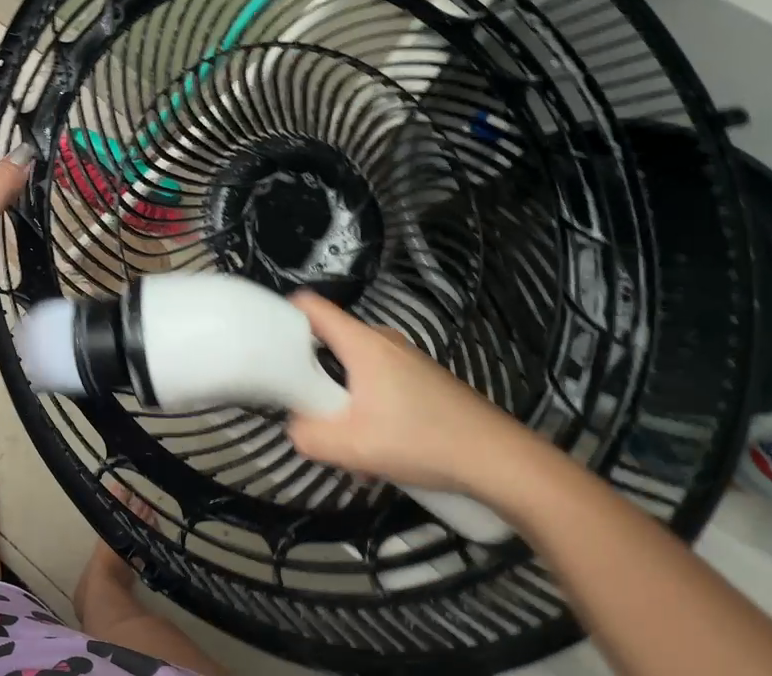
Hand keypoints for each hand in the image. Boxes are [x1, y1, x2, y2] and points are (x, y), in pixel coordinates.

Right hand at [285, 291, 538, 495]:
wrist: (504, 464)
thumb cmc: (423, 442)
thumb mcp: (350, 447)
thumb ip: (307, 435)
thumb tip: (296, 428)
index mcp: (362, 343)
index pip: (310, 306)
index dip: (282, 316)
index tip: (267, 344)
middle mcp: (384, 342)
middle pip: (330, 343)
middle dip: (313, 375)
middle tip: (308, 409)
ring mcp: (409, 361)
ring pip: (356, 370)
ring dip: (344, 401)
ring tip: (348, 442)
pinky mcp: (427, 382)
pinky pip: (381, 384)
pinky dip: (370, 409)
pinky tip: (381, 451)